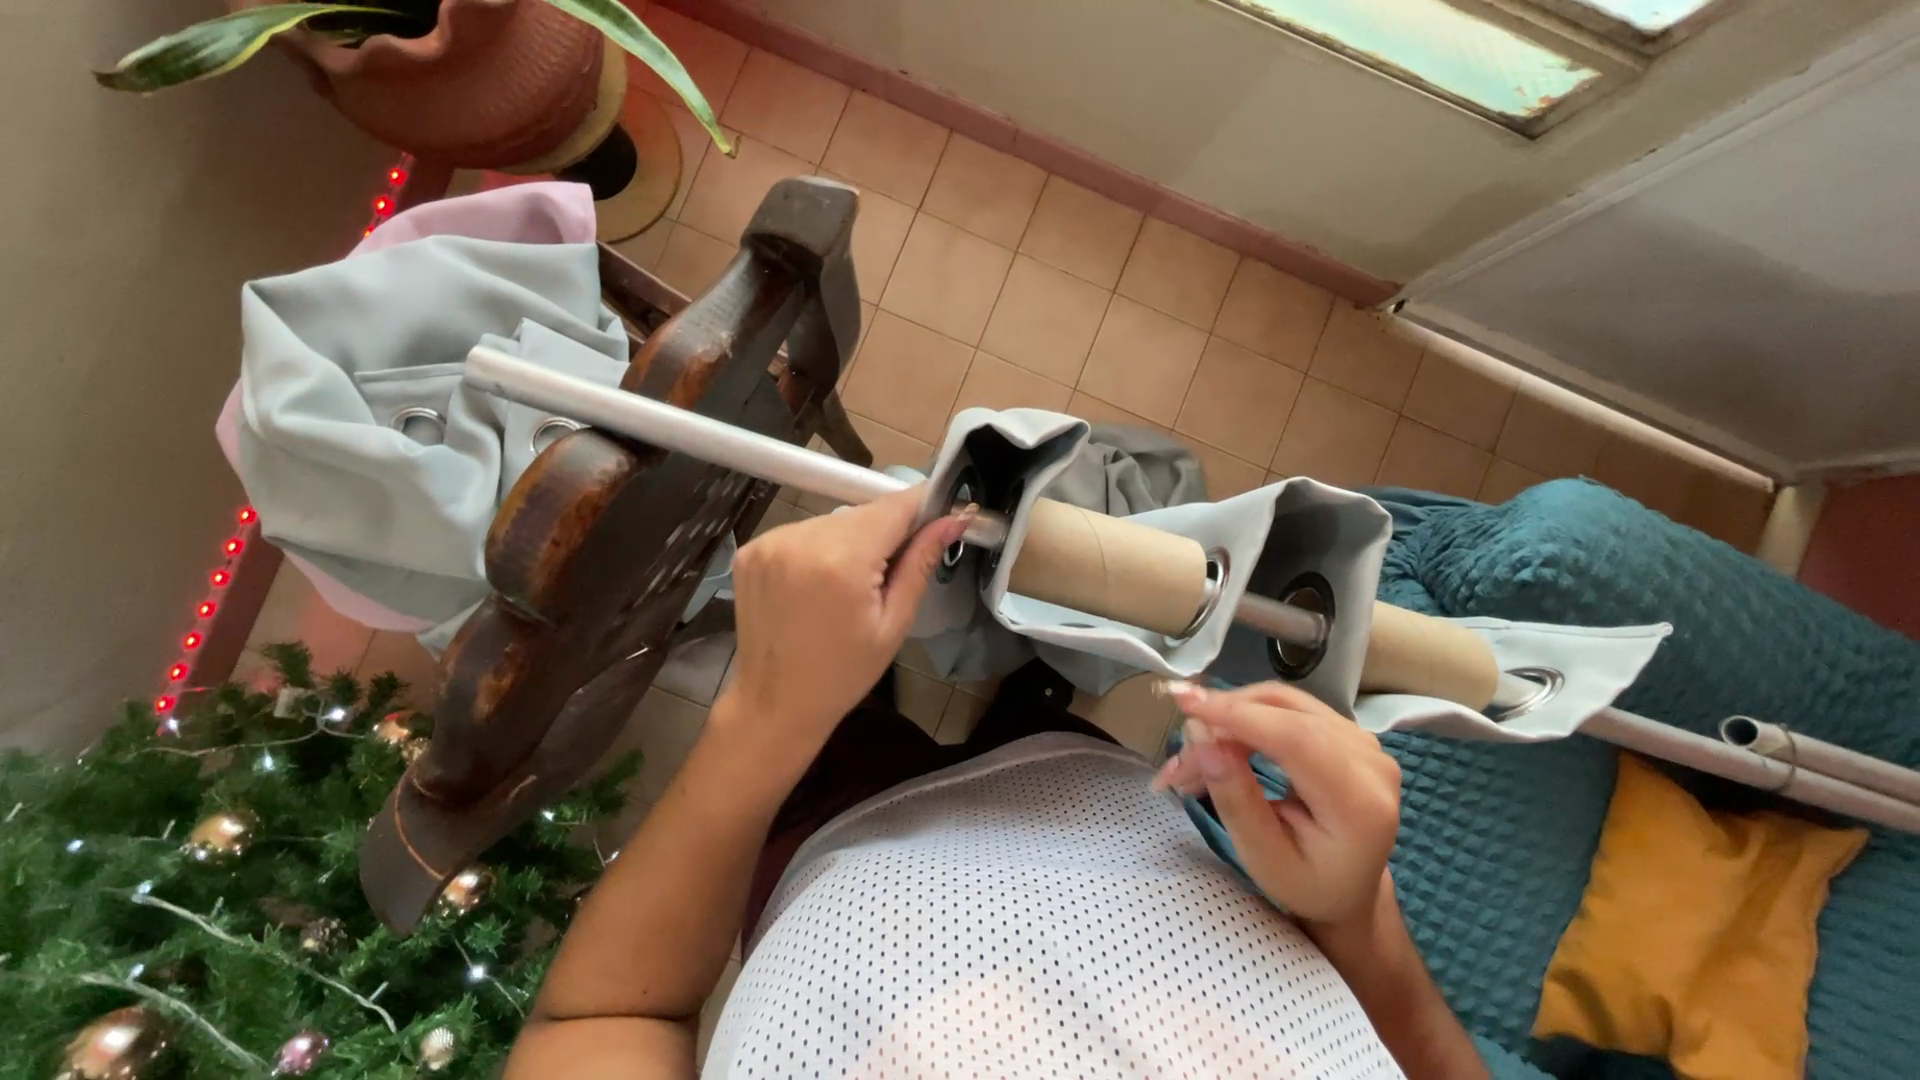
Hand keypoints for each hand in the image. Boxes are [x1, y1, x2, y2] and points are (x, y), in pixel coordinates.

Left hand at [717, 486, 968, 768]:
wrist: (775, 702)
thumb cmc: (843, 673)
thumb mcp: (894, 622)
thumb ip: (921, 562)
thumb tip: (954, 519)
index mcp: (841, 560)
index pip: (894, 506)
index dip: (922, 505)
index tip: (944, 511)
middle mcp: (801, 539)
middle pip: (863, 512)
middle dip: (887, 530)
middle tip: (896, 567)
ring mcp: (770, 541)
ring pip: (833, 520)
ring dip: (852, 539)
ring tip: (852, 583)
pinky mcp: (751, 549)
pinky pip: (804, 531)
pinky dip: (820, 547)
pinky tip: (820, 583)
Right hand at [1151, 681, 1400, 928]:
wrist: (1347, 887)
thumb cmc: (1306, 882)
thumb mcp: (1264, 858)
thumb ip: (1236, 800)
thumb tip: (1202, 738)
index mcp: (1360, 803)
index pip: (1295, 738)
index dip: (1237, 714)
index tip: (1183, 703)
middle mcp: (1371, 761)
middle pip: (1285, 713)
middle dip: (1222, 720)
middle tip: (1178, 755)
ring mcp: (1362, 740)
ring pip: (1281, 701)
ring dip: (1229, 716)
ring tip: (1195, 752)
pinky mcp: (1346, 729)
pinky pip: (1287, 705)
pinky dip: (1245, 715)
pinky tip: (1220, 738)